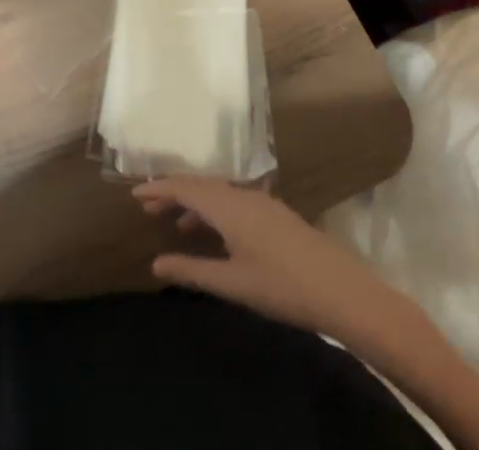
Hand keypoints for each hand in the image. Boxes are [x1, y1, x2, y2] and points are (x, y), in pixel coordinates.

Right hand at [133, 176, 395, 341]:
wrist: (344, 293)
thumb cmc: (282, 287)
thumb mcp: (231, 282)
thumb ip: (191, 270)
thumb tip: (155, 263)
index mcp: (229, 206)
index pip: (186, 188)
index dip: (158, 189)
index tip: (134, 196)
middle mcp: (245, 196)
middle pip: (202, 186)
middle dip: (174, 194)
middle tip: (149, 209)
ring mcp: (265, 205)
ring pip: (221, 194)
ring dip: (196, 204)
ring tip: (177, 224)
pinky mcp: (278, 217)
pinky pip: (236, 203)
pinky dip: (216, 211)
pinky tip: (216, 234)